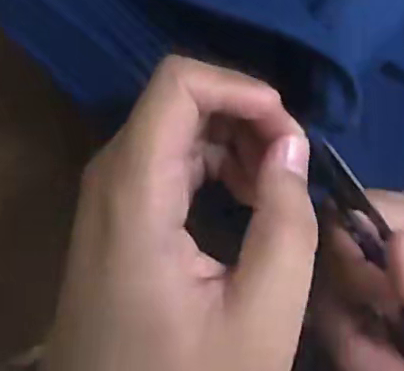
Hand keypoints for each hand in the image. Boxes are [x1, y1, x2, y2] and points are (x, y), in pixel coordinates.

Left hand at [42, 57, 316, 370]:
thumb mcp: (259, 322)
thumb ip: (286, 225)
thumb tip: (292, 145)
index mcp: (134, 187)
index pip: (178, 81)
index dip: (238, 87)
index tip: (287, 130)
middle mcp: (113, 171)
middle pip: (182, 97)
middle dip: (245, 114)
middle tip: (292, 162)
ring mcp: (111, 188)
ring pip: (178, 121)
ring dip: (235, 138)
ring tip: (275, 185)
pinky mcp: (118, 207)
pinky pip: (170, 153)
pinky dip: (215, 160)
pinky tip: (246, 197)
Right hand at [315, 192, 403, 370]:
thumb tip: (393, 245)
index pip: (347, 214)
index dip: (342, 258)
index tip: (373, 314)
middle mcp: (398, 247)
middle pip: (332, 266)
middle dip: (348, 321)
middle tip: (386, 366)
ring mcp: (393, 289)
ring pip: (336, 308)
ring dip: (358, 350)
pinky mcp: (393, 328)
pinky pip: (355, 337)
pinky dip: (367, 361)